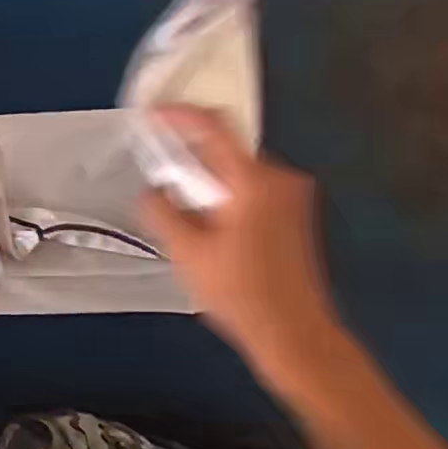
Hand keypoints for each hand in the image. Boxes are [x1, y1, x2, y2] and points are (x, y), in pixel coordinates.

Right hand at [140, 106, 347, 386]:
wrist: (295, 334)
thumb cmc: (239, 291)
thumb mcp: (186, 251)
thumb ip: (161, 210)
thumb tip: (152, 190)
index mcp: (254, 181)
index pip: (213, 127)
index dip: (178, 114)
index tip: (151, 114)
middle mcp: (280, 178)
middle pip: (227, 147)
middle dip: (191, 154)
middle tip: (160, 170)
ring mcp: (293, 195)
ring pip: (237, 168)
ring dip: (207, 176)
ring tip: (180, 202)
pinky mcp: (295, 212)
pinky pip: (251, 185)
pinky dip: (225, 191)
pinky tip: (207, 220)